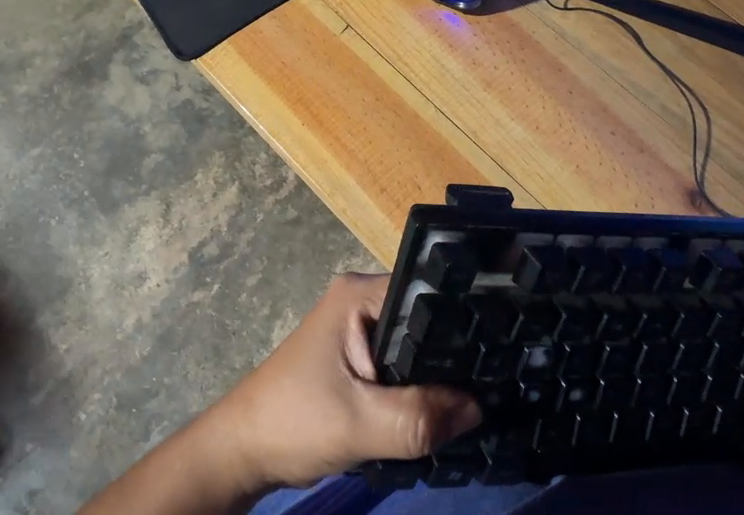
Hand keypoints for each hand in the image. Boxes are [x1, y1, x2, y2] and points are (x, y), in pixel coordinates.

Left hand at [204, 272, 481, 490]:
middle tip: (497, 381)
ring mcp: (359, 328)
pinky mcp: (358, 358)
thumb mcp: (360, 424)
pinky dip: (420, 387)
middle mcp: (363, 300)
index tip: (501, 348)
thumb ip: (418, 417)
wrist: (243, 453)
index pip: (429, 291)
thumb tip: (477, 408)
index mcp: (360, 293)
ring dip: (438, 374)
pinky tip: (444, 408)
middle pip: (427, 320)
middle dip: (456, 352)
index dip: (466, 319)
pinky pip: (403, 364)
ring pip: (417, 346)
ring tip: (480, 396)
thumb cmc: (293, 422)